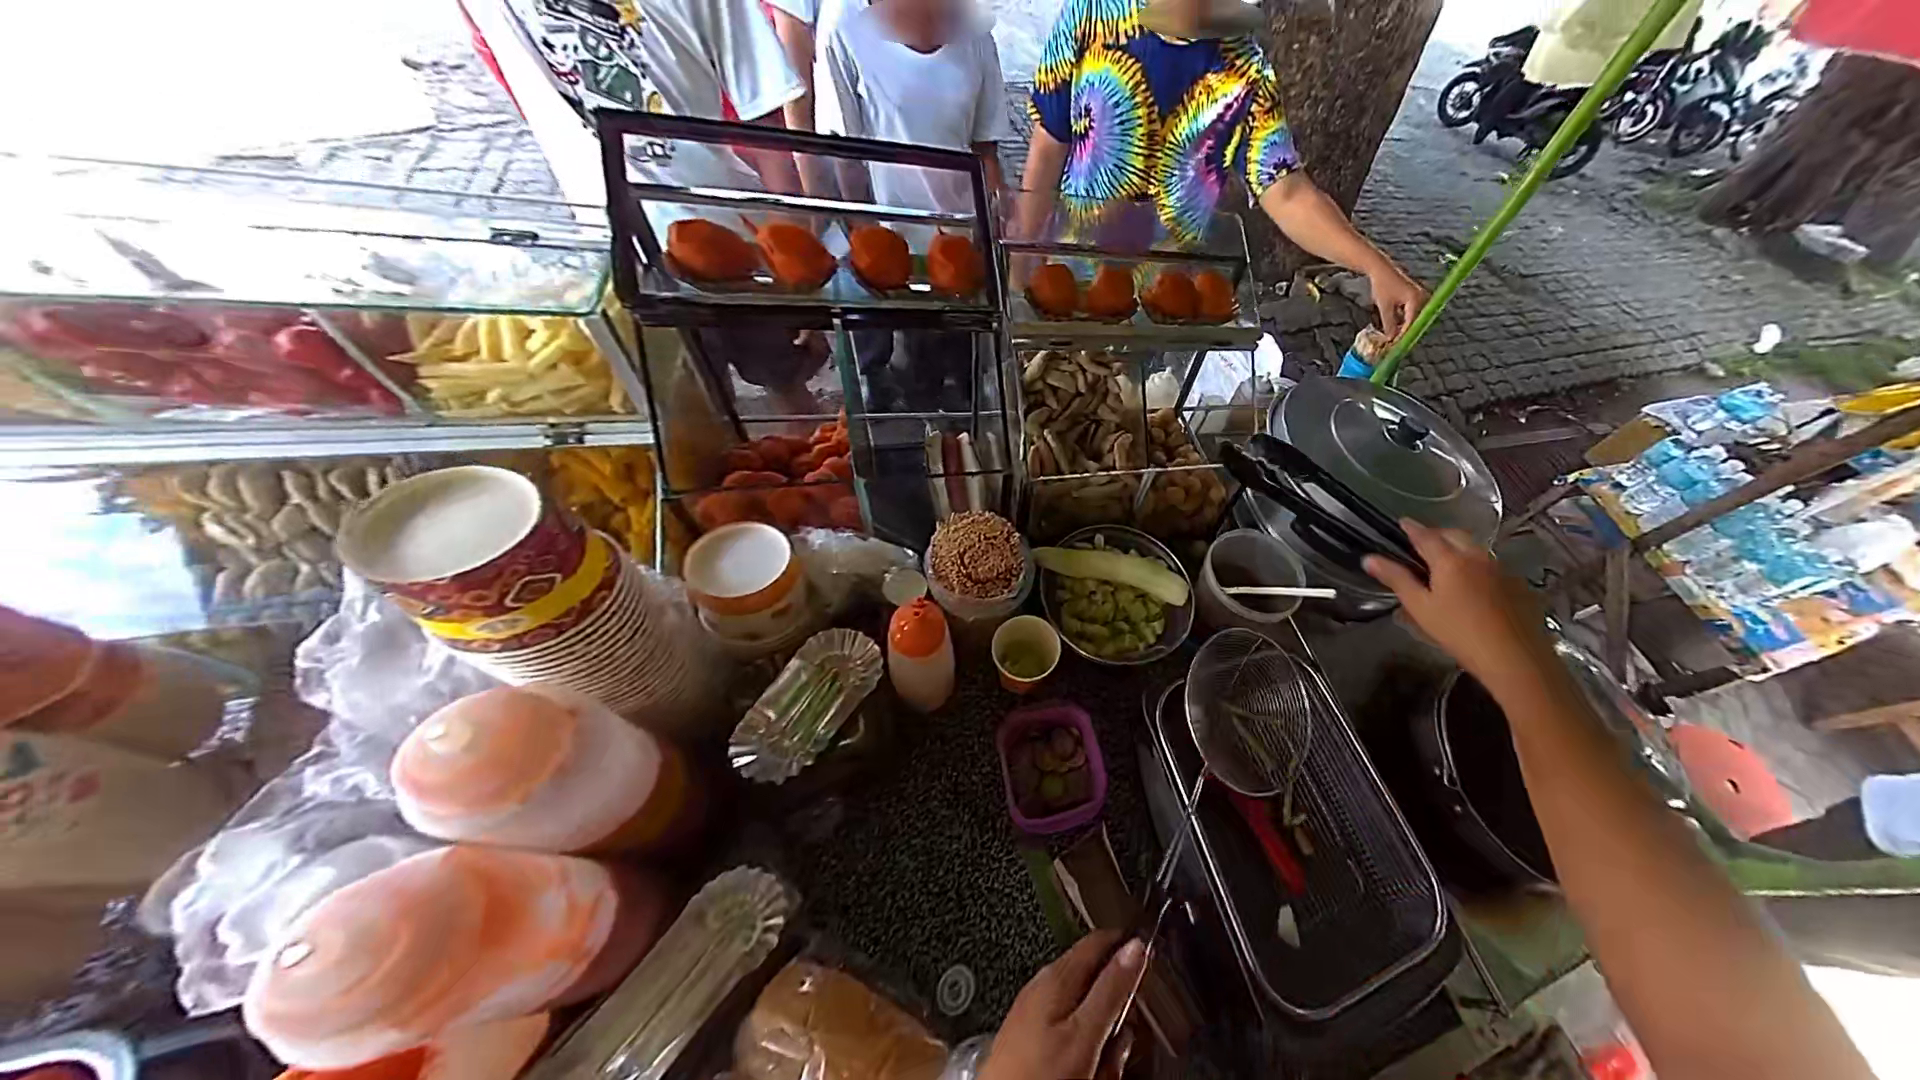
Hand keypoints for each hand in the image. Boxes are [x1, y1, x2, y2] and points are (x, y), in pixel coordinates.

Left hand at [978, 930, 1145, 1079]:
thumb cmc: (1038, 1075)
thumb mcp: (1085, 1033)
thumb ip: (1111, 989)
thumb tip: (1134, 949)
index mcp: (1056, 975)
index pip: (1098, 941)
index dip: (1126, 944)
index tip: (1150, 954)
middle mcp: (1043, 983)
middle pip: (1092, 972)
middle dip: (1116, 995)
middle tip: (1130, 1026)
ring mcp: (1036, 1008)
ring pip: (1084, 1004)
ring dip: (1102, 1027)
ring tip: (1105, 1062)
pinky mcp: (1032, 1033)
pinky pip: (1070, 1027)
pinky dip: (1086, 1043)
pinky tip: (1087, 1069)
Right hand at [1362, 519, 1555, 689]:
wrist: (1516, 658)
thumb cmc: (1458, 632)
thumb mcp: (1419, 606)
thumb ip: (1396, 579)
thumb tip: (1369, 558)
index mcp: (1450, 560)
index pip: (1426, 535)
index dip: (1411, 528)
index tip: (1401, 523)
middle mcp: (1478, 557)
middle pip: (1455, 535)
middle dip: (1436, 533)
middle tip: (1420, 542)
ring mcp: (1502, 570)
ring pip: (1475, 548)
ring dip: (1457, 547)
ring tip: (1443, 561)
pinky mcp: (1519, 585)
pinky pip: (1491, 565)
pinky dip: (1475, 565)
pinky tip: (1470, 584)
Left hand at [1367, 263, 1426, 339]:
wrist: (1382, 270)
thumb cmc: (1383, 286)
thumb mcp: (1384, 307)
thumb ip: (1388, 323)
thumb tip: (1391, 338)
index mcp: (1416, 300)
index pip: (1411, 322)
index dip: (1404, 335)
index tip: (1396, 346)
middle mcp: (1422, 298)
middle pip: (1415, 321)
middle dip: (1405, 333)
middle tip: (1395, 345)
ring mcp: (1420, 297)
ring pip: (1413, 318)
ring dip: (1403, 327)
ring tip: (1393, 338)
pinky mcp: (1414, 297)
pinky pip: (1411, 313)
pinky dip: (1403, 320)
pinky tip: (1394, 328)